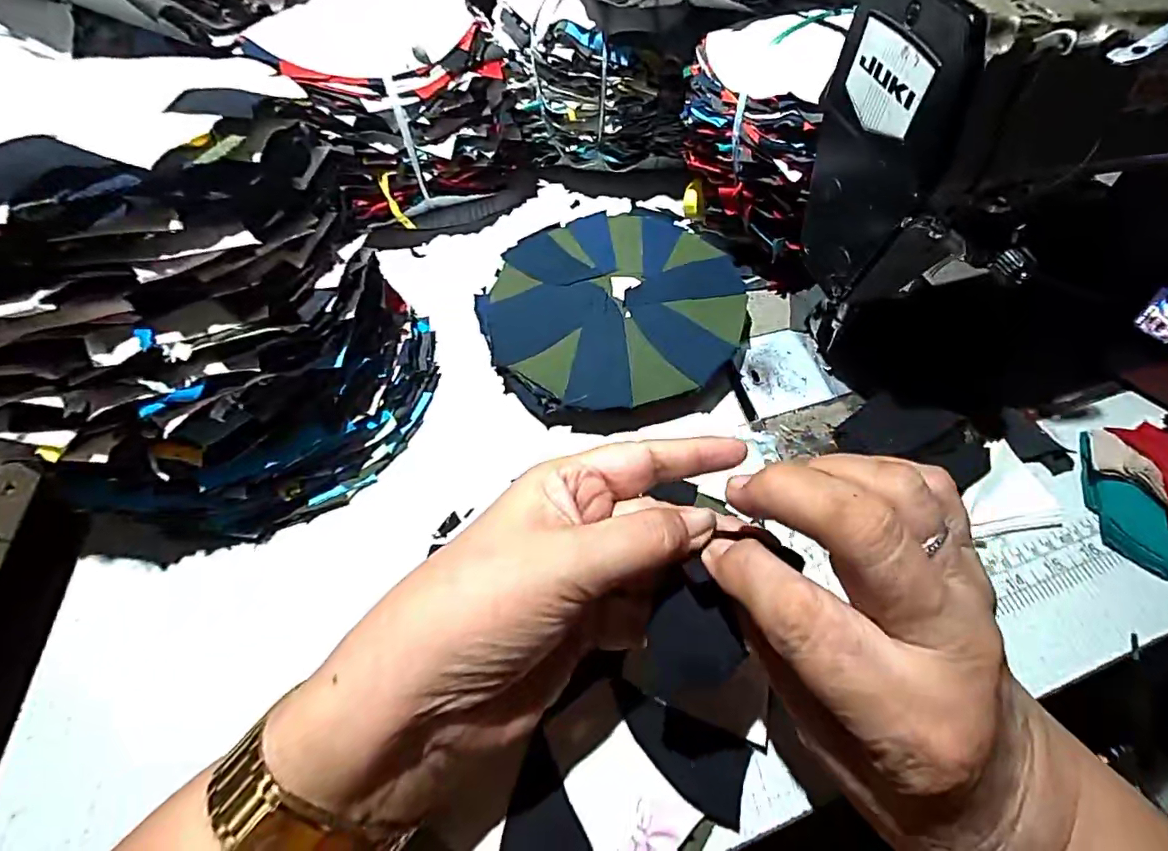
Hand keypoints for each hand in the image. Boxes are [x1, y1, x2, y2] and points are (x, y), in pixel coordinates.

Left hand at [260, 437, 746, 828]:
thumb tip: (710, 521)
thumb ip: (645, 539)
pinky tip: (690, 618)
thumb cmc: (479, 609)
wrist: (411, 717)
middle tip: (757, 536)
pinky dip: (666, 612)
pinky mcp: (590, 626)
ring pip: (658, 563)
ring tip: (735, 578)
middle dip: (702, 524)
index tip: (744, 451)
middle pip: (660, 514)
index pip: (646, 459)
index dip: (696, 452)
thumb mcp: (564, 562)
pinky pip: (645, 607)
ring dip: (690, 571)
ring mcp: (588, 578)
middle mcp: (583, 525)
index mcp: (569, 488)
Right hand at [698, 456, 1062, 849]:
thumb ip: (778, 649)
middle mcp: (950, 631)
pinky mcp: (973, 551)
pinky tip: (838, 478)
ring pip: (905, 492)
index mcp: (908, 711)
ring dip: (833, 471)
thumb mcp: (821, 742)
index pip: (817, 622)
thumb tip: (732, 563)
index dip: (754, 574)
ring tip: (784, 480)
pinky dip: (874, 468)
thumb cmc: (904, 778)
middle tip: (746, 490)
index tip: (716, 547)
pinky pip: (929, 484)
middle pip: (874, 534)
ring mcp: (969, 579)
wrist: (996, 768)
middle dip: (797, 495)